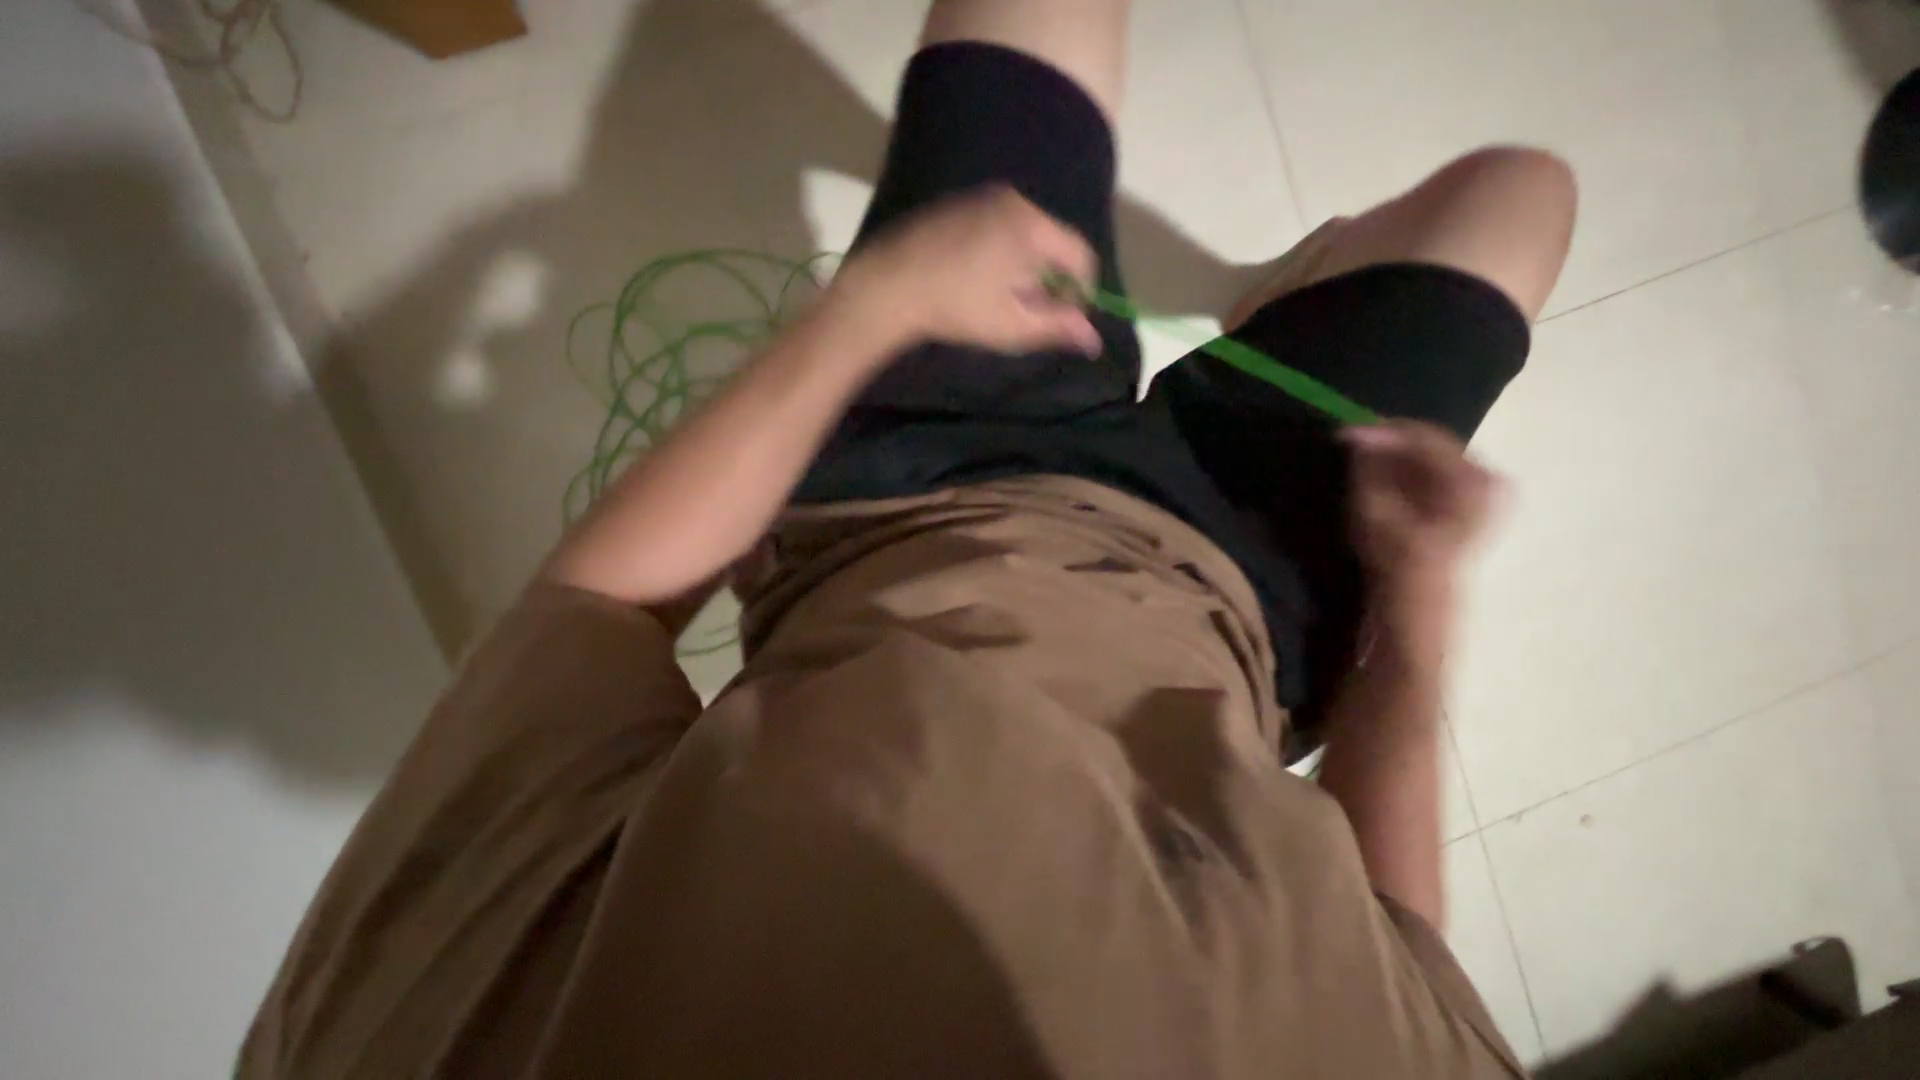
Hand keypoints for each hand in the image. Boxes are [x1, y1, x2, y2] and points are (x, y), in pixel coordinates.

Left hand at [827, 184, 1103, 358]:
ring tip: (998, 295)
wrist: (888, 284)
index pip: (1081, 255)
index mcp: (1033, 227)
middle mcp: (1014, 201)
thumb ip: (1058, 327)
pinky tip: (974, 277)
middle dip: (1048, 275)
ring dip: (1023, 262)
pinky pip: (995, 224)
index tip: (1062, 316)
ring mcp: (982, 196)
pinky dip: (998, 248)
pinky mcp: (957, 202)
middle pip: (1053, 240)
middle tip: (1026, 308)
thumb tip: (1094, 338)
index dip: (1080, 290)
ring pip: (1024, 231)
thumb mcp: (1012, 326)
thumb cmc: (957, 308)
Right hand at [1343, 420, 1502, 588]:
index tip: (1347, 433)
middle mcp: (1491, 477)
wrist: (1422, 595)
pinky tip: (1392, 476)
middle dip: (1393, 443)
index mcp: (1470, 479)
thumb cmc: (1396, 557)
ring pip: (1438, 457)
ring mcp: (1494, 489)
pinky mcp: (1488, 499)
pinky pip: (1446, 472)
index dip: (1382, 432)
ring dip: (1403, 456)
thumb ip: (1369, 468)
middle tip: (1357, 444)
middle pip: (1433, 445)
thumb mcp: (1373, 509)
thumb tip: (1360, 438)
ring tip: (1370, 461)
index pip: (1423, 439)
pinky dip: (1417, 470)